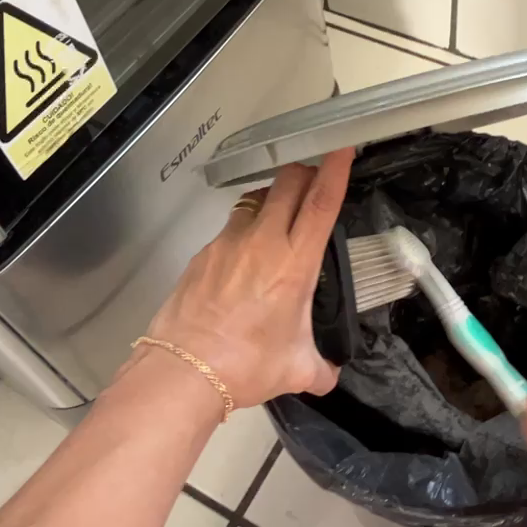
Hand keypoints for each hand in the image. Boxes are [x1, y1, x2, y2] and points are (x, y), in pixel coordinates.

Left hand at [139, 148, 351, 409]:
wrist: (184, 370)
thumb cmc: (247, 365)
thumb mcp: (295, 369)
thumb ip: (320, 369)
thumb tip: (327, 378)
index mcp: (295, 263)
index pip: (321, 202)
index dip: (335, 170)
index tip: (342, 148)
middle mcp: (263, 242)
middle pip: (288, 183)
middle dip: (305, 172)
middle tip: (315, 180)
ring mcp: (229, 242)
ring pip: (257, 198)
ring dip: (274, 197)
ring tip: (281, 216)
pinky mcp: (203, 253)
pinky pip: (231, 227)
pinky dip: (246, 229)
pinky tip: (245, 258)